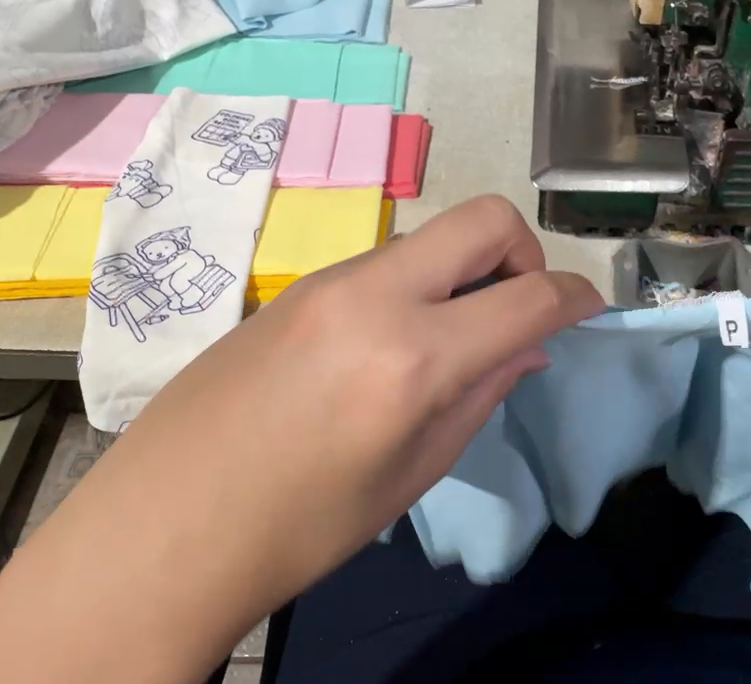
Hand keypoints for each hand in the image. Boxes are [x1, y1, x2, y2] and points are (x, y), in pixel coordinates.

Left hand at [113, 194, 602, 594]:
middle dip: (526, 252)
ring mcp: (331, 281)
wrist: (160, 531)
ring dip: (467, 270)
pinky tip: (394, 342)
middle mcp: (376, 296)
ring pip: (434, 237)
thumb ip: (482, 394)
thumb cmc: (300, 527)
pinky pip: (387, 261)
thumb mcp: (413, 473)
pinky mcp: (301, 284)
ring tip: (450, 337)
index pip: (529, 296)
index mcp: (412, 358)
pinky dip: (420, 283)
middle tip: (517, 309)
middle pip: (486, 218)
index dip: (576, 297)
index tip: (590, 309)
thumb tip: (529, 346)